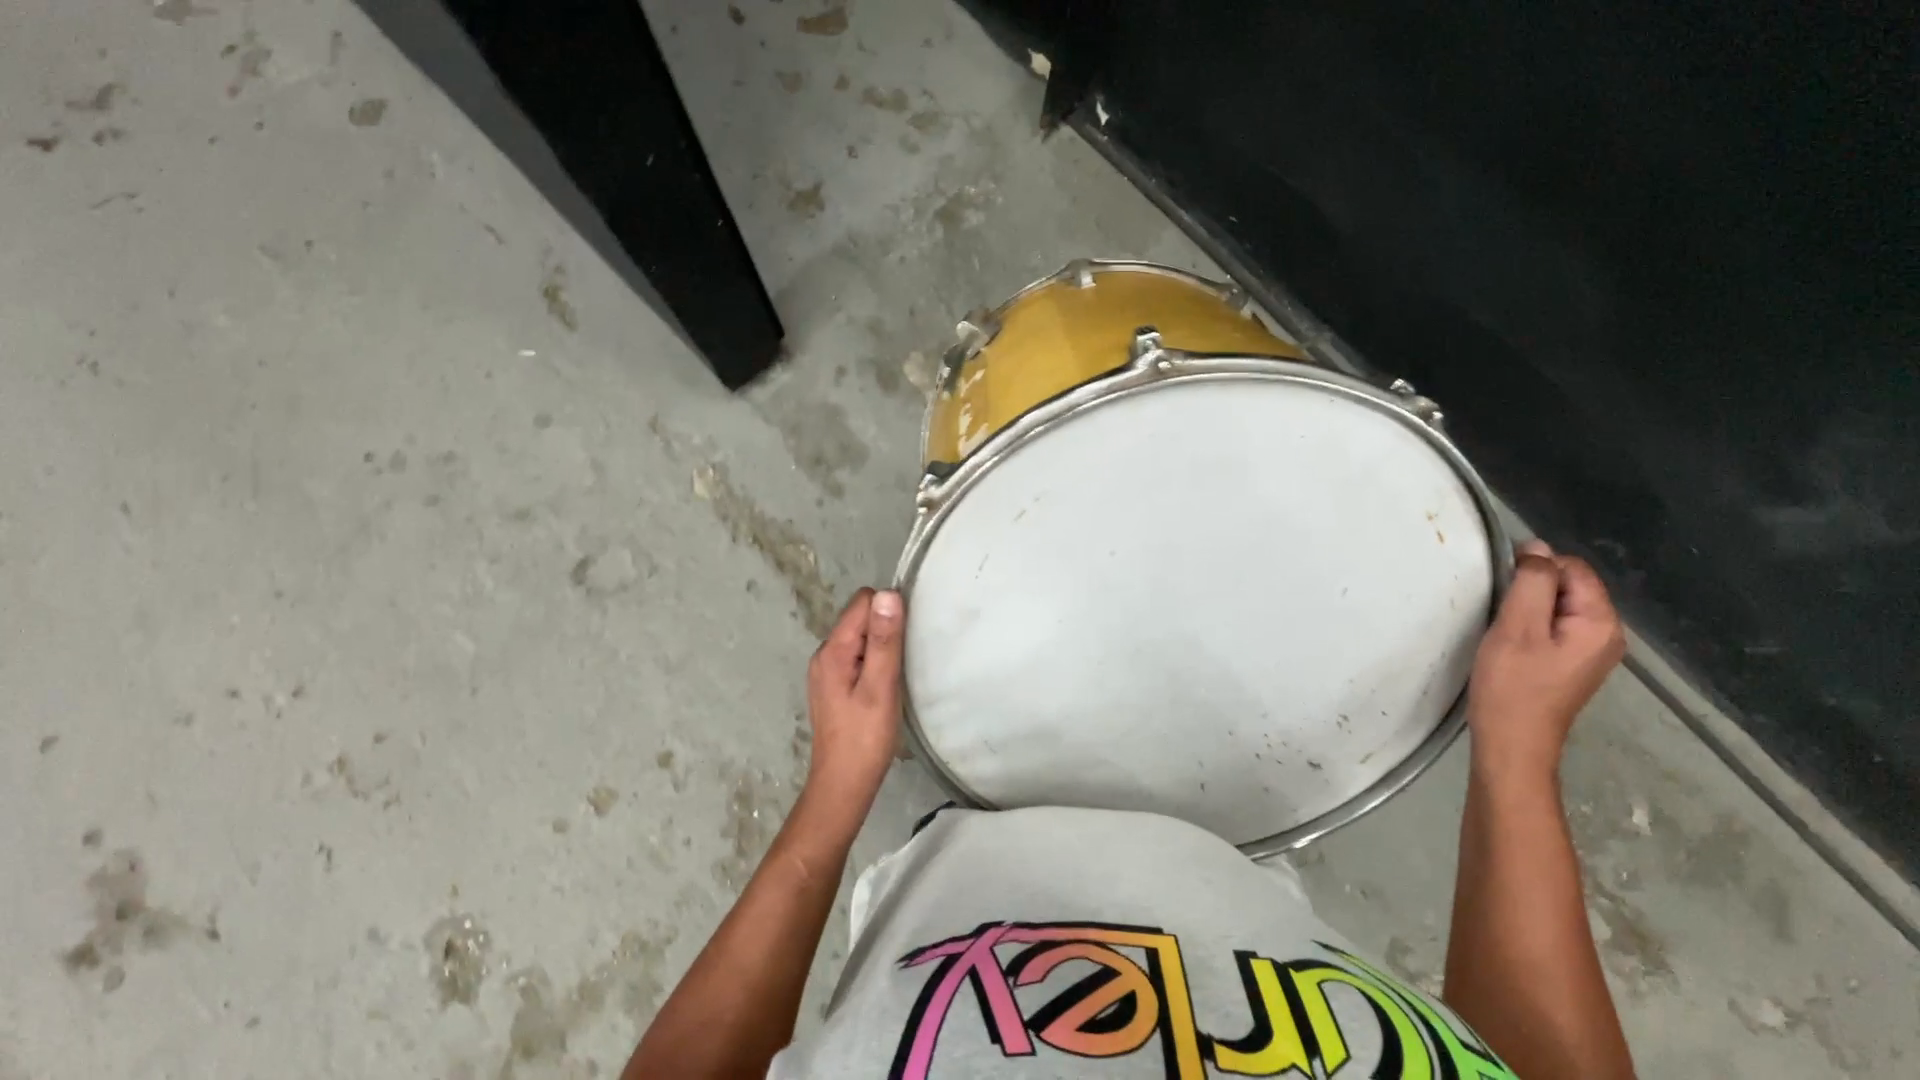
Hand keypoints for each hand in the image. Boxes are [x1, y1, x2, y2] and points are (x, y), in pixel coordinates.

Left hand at [805, 587, 904, 798]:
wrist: (843, 784)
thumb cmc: (865, 738)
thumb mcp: (880, 686)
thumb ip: (884, 640)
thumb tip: (887, 594)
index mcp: (833, 650)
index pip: (863, 602)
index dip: (889, 613)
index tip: (904, 642)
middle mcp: (824, 654)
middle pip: (860, 617)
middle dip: (885, 631)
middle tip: (900, 666)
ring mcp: (826, 671)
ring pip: (859, 638)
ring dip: (880, 649)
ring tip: (893, 679)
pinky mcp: (833, 685)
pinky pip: (856, 657)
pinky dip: (873, 664)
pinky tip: (882, 690)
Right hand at [1467, 540, 1624, 784]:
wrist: (1512, 744)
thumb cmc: (1512, 686)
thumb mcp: (1517, 627)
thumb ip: (1533, 582)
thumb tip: (1538, 547)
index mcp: (1601, 622)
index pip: (1573, 568)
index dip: (1536, 569)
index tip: (1503, 590)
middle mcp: (1607, 634)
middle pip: (1569, 586)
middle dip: (1533, 591)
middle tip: (1502, 615)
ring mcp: (1592, 652)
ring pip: (1559, 607)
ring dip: (1528, 610)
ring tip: (1505, 632)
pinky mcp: (1573, 665)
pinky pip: (1556, 628)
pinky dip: (1532, 628)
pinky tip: (1513, 647)